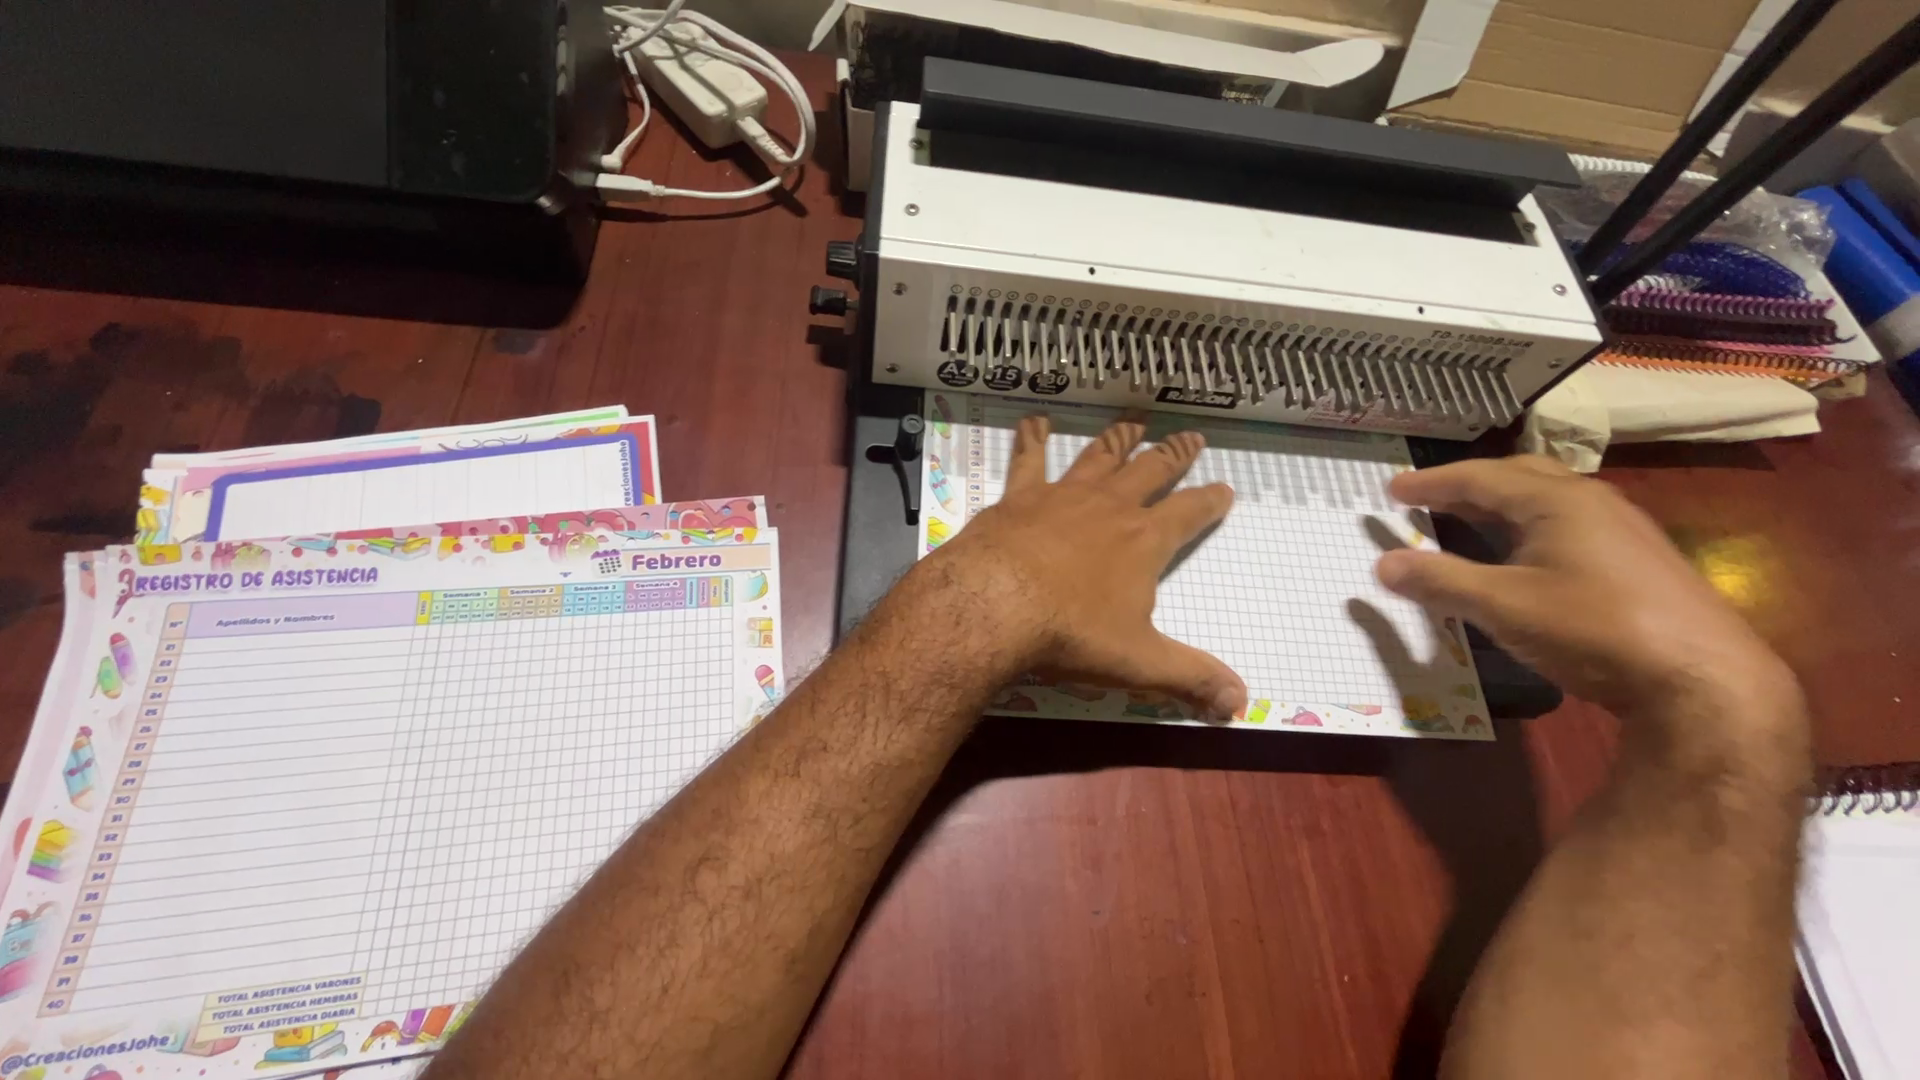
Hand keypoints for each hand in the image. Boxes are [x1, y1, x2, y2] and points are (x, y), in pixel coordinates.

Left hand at [910, 415, 1245, 718]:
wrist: (995, 606)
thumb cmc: (1071, 634)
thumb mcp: (1138, 662)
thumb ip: (1190, 678)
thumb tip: (1240, 703)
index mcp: (1144, 542)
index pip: (1189, 514)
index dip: (1209, 502)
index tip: (1225, 489)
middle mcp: (1109, 508)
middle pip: (1150, 471)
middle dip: (1173, 455)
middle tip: (1190, 436)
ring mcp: (1062, 496)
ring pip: (1099, 457)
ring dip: (1118, 439)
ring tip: (1132, 421)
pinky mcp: (1019, 497)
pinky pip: (1028, 459)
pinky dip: (1032, 439)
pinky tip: (1033, 421)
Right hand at [1375, 455, 1798, 724]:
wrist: (1704, 681)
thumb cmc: (1593, 629)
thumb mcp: (1502, 606)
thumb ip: (1440, 581)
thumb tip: (1383, 564)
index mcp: (1557, 501)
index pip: (1480, 478)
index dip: (1431, 483)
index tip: (1392, 490)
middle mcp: (1592, 503)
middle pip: (1519, 476)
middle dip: (1468, 484)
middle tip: (1427, 498)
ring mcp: (1621, 531)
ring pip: (1546, 501)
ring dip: (1498, 506)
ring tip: (1464, 521)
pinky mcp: (1635, 562)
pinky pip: (1566, 524)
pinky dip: (1525, 526)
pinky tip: (1520, 555)